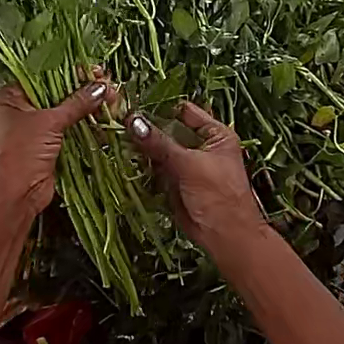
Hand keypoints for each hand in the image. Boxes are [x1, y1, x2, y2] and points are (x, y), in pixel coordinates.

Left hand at [0, 77, 112, 216]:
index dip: (70, 71)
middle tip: (108, 85)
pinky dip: (87, 126)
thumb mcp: (47, 122)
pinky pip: (71, 131)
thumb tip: (100, 87)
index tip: (95, 70)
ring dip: (89, 108)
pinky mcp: (49, 147)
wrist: (13, 198)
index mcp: (11, 98)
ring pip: (67, 113)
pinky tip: (105, 120)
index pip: (44, 75)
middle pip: (58, 93)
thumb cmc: (18, 154)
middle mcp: (22, 111)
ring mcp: (36, 131)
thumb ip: (76, 103)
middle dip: (84, 90)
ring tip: (113, 100)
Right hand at [126, 101, 268, 252]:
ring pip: (159, 150)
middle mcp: (201, 147)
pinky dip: (143, 167)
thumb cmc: (220, 196)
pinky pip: (155, 169)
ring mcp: (187, 165)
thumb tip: (135, 122)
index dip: (161, 109)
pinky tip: (126, 160)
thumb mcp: (190, 164)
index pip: (185, 111)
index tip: (135, 107)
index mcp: (215, 135)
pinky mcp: (175, 183)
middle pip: (168, 131)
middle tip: (120, 124)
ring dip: (142, 149)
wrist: (225, 236)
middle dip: (147, 130)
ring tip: (118, 141)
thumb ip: (161, 144)